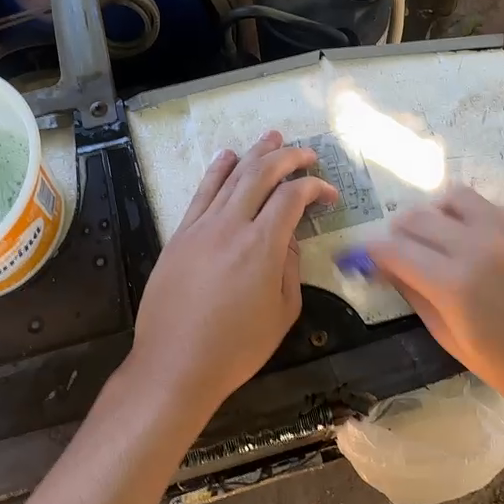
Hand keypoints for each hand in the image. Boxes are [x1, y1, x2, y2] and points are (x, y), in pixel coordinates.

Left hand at [127, 131, 337, 407]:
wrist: (174, 366)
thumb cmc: (235, 349)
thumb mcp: (282, 313)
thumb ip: (290, 269)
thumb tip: (289, 239)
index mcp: (262, 247)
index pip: (292, 198)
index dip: (315, 188)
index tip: (329, 195)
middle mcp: (231, 226)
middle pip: (261, 174)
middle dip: (288, 158)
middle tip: (306, 153)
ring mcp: (200, 227)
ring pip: (230, 176)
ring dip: (254, 154)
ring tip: (272, 138)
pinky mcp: (179, 235)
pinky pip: (201, 193)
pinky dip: (217, 170)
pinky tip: (227, 157)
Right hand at [364, 187, 503, 411]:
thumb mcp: (450, 338)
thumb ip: (415, 295)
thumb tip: (387, 267)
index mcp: (452, 282)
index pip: (394, 248)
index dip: (374, 252)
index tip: (369, 257)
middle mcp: (477, 245)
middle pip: (418, 217)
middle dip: (400, 231)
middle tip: (401, 247)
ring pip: (454, 197)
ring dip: (436, 213)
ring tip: (440, 235)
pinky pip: (491, 208)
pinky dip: (474, 220)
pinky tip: (481, 244)